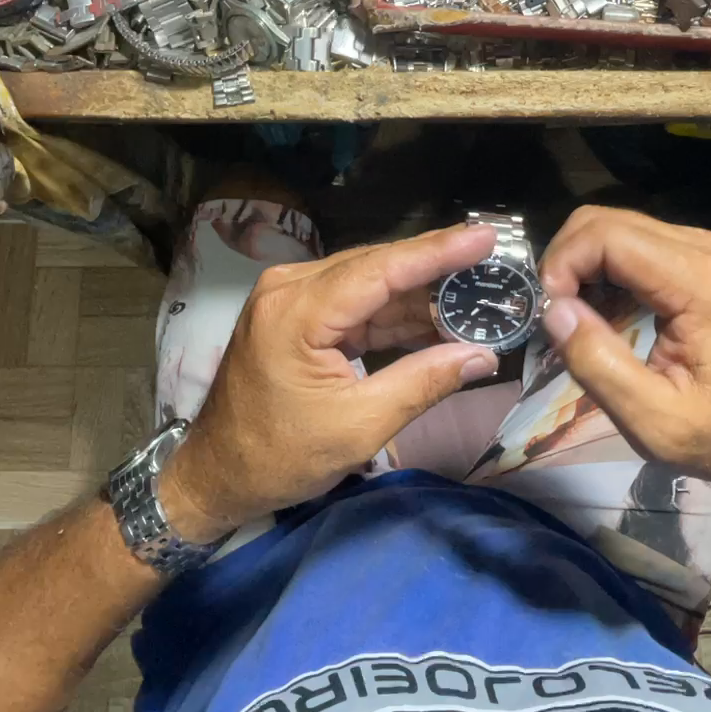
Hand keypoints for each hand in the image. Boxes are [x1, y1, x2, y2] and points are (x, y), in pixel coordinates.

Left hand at [159, 223, 502, 539]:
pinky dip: (394, 315)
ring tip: (478, 296)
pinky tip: (436, 321)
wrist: (217, 474)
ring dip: (420, 295)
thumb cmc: (279, 456)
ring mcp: (291, 298)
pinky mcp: (297, 316)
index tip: (485, 237)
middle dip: (436, 269)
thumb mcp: (359, 426)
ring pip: (370, 284)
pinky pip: (355, 305)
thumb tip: (483, 356)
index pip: (380, 269)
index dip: (438, 252)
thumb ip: (423, 382)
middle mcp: (290, 288)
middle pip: (377, 267)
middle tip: (493, 264)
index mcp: (296, 311)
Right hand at [537, 206, 710, 493]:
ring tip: (574, 316)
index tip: (548, 311)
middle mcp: (703, 251)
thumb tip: (553, 310)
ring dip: (581, 264)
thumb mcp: (654, 422)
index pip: (608, 236)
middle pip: (606, 221)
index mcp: (699, 283)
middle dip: (566, 260)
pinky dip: (601, 269)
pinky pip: (632, 243)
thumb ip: (600, 365)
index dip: (564, 263)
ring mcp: (703, 252)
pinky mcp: (697, 261)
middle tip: (554, 313)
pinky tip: (600, 311)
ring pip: (615, 226)